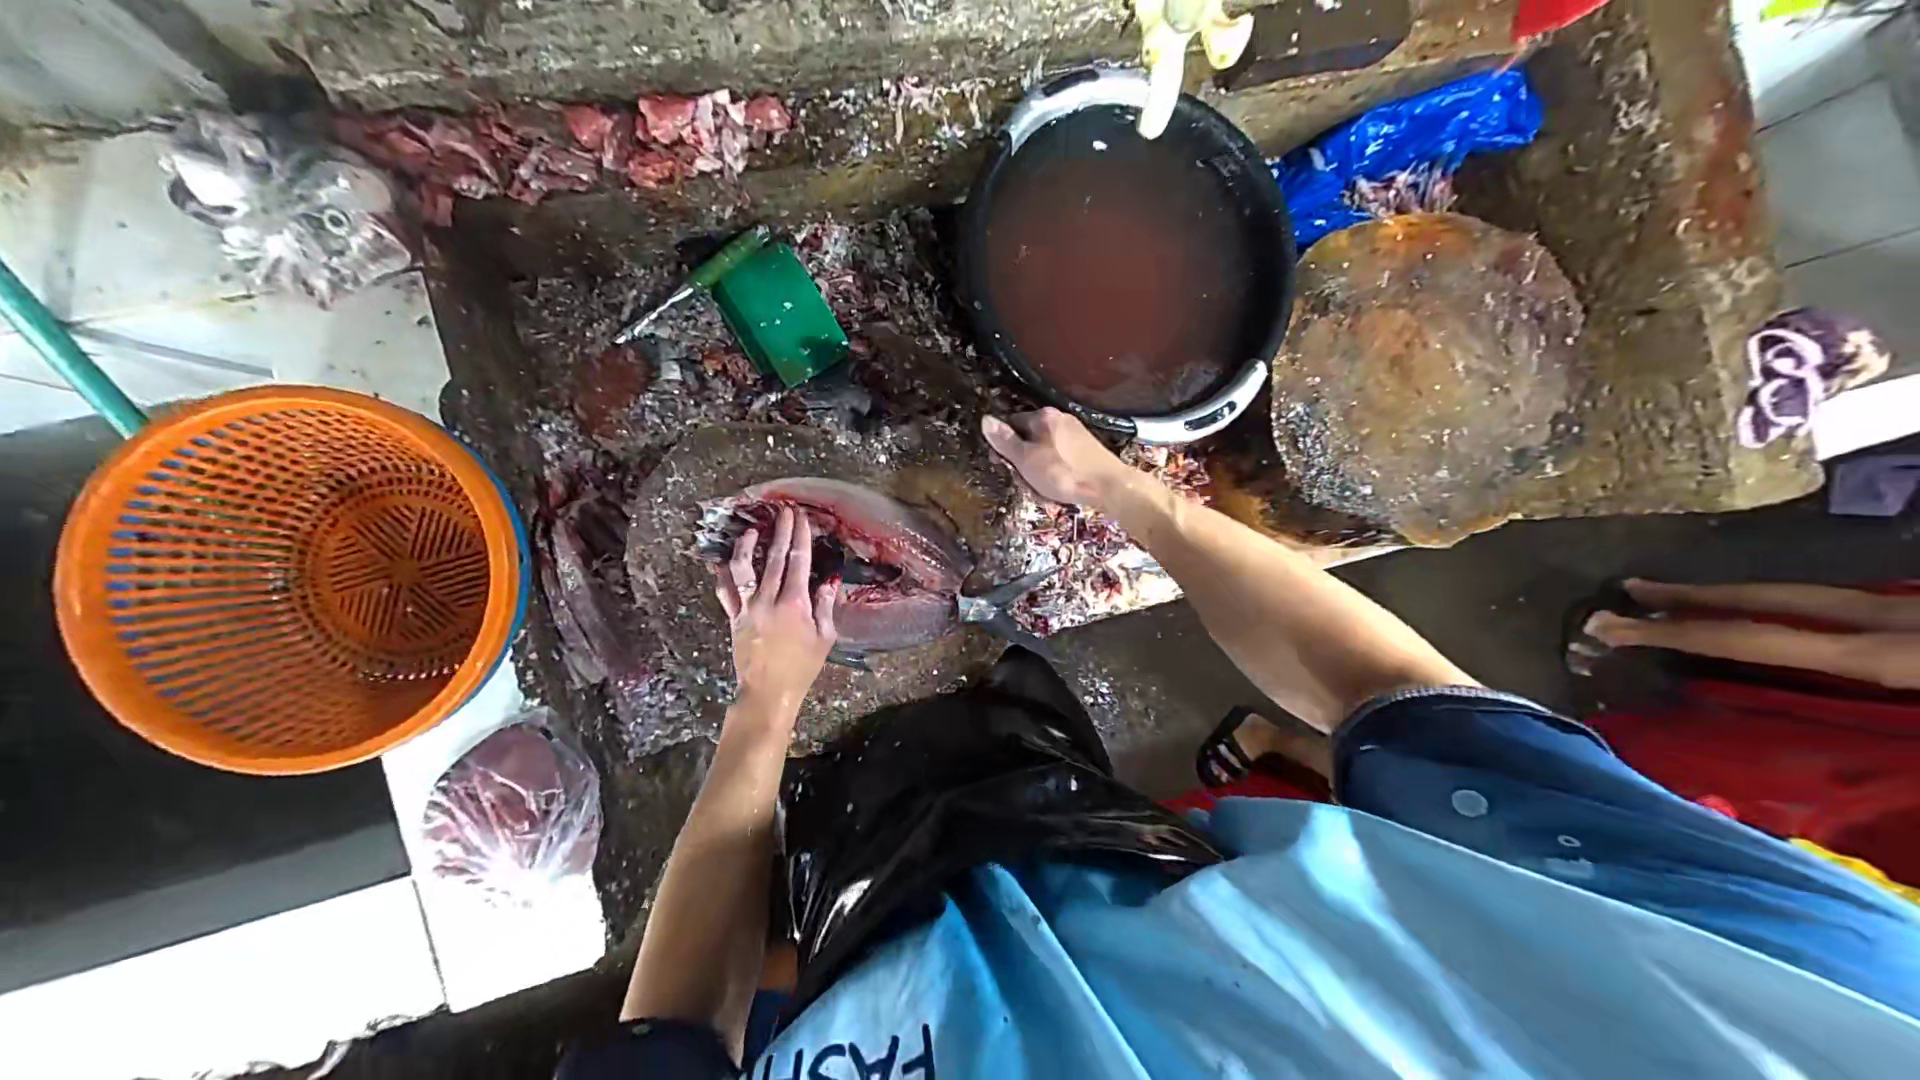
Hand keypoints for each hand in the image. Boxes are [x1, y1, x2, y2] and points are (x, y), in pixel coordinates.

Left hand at [714, 507, 838, 714]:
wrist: (768, 691)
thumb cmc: (802, 667)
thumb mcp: (824, 637)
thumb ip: (825, 605)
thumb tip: (829, 579)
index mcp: (795, 604)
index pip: (799, 561)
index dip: (800, 536)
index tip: (801, 518)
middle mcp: (769, 600)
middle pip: (774, 557)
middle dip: (780, 531)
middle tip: (783, 512)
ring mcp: (747, 608)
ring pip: (743, 569)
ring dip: (747, 547)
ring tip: (751, 530)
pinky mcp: (733, 618)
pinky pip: (725, 592)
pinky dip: (723, 575)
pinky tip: (722, 562)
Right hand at [982, 407, 1134, 508]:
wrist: (1108, 487)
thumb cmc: (1063, 473)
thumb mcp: (1025, 460)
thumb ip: (1004, 441)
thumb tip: (985, 420)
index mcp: (1043, 417)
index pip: (1011, 424)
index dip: (1004, 446)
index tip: (1003, 465)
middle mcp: (1060, 419)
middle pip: (1029, 438)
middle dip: (1023, 461)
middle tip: (1025, 481)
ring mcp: (1075, 434)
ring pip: (1044, 452)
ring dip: (1038, 470)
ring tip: (1043, 488)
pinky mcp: (1086, 450)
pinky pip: (1060, 459)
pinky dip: (1055, 472)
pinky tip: (1059, 487)